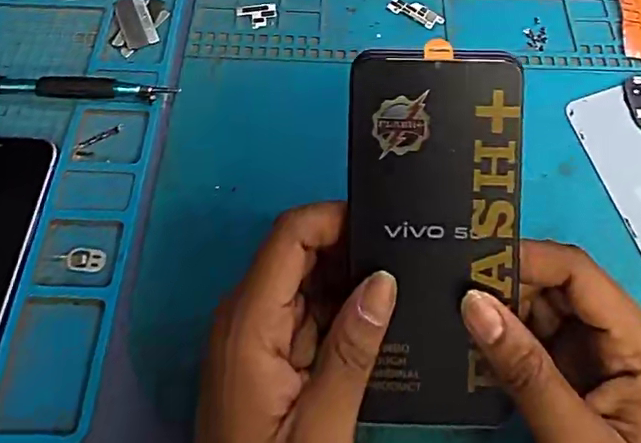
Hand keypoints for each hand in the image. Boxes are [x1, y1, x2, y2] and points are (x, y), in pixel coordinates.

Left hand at [197, 202, 398, 442]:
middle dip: (346, 249)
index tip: (379, 225)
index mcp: (248, 320)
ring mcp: (250, 332)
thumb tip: (383, 279)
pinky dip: (334, 309)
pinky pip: (301, 310)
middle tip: (398, 259)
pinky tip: (369, 323)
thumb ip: (351, 350)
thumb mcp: (319, 428)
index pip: (289, 234)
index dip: (333, 218)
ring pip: (303, 278)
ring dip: (344, 280)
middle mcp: (243, 313)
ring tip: (393, 287)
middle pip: (296, 251)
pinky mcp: (261, 352)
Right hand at [462, 241, 640, 442]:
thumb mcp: (578, 441)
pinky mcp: (588, 384)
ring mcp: (607, 365)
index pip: (579, 273)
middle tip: (460, 290)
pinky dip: (511, 343)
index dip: (526, 258)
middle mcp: (630, 345)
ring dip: (505, 314)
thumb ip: (527, 371)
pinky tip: (481, 346)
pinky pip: (543, 344)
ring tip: (463, 316)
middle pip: (561, 288)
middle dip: (509, 287)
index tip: (475, 260)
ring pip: (546, 313)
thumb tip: (475, 303)